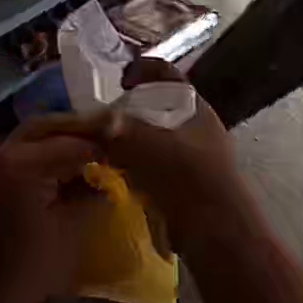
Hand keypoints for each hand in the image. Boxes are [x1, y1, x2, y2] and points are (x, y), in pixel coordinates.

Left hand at [0, 112, 110, 302]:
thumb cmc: (13, 272)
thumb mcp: (64, 241)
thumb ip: (91, 204)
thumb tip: (111, 186)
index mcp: (25, 162)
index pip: (77, 142)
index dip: (107, 149)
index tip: (131, 157)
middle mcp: (6, 148)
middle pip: (52, 126)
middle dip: (83, 134)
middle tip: (111, 148)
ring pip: (36, 134)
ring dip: (64, 141)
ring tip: (93, 158)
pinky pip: (23, 149)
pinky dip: (46, 153)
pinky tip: (65, 172)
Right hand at [97, 59, 250, 252]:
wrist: (215, 232)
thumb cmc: (183, 176)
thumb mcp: (141, 143)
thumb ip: (112, 128)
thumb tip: (86, 120)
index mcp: (195, 106)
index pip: (166, 73)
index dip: (141, 70)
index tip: (118, 80)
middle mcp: (198, 126)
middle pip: (160, 105)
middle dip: (131, 107)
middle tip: (103, 114)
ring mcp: (195, 156)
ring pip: (156, 135)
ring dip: (131, 138)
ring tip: (104, 144)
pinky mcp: (187, 183)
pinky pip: (155, 163)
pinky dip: (136, 163)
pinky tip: (118, 171)